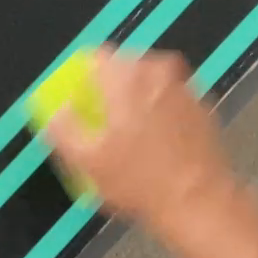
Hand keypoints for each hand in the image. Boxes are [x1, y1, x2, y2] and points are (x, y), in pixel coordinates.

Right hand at [44, 50, 257, 257]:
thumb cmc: (136, 181)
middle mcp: (158, 71)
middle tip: (99, 125)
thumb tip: (56, 112)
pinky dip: (157, 112)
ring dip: (134, 101)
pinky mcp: (202, 106)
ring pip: (148, 83)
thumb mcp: (86, 162)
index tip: (77, 106)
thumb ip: (63, 129)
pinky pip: (168, 98)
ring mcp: (184, 86)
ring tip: (126, 137)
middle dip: (108, 91)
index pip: (95, 57)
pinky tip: (153, 144)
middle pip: (123, 68)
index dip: (81, 80)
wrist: (197, 200)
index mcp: (126, 77)